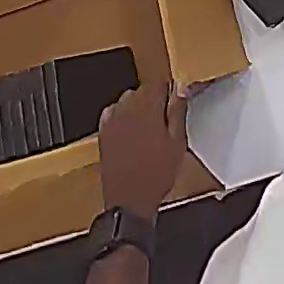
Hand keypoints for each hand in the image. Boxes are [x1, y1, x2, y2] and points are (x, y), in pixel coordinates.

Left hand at [97, 81, 187, 221]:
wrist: (129, 201)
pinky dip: (123, 117)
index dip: (169, 91)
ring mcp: (113, 117)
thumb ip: (177, 111)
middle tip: (165, 123)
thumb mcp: (177, 142)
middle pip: (143, 90)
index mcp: (148, 106)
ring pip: (129, 100)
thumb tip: (180, 88)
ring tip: (149, 130)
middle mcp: (127, 106)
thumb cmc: (156, 173)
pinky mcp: (104, 130)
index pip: (159, 83)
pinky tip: (131, 132)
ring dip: (139, 107)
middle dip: (155, 100)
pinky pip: (114, 112)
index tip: (176, 102)